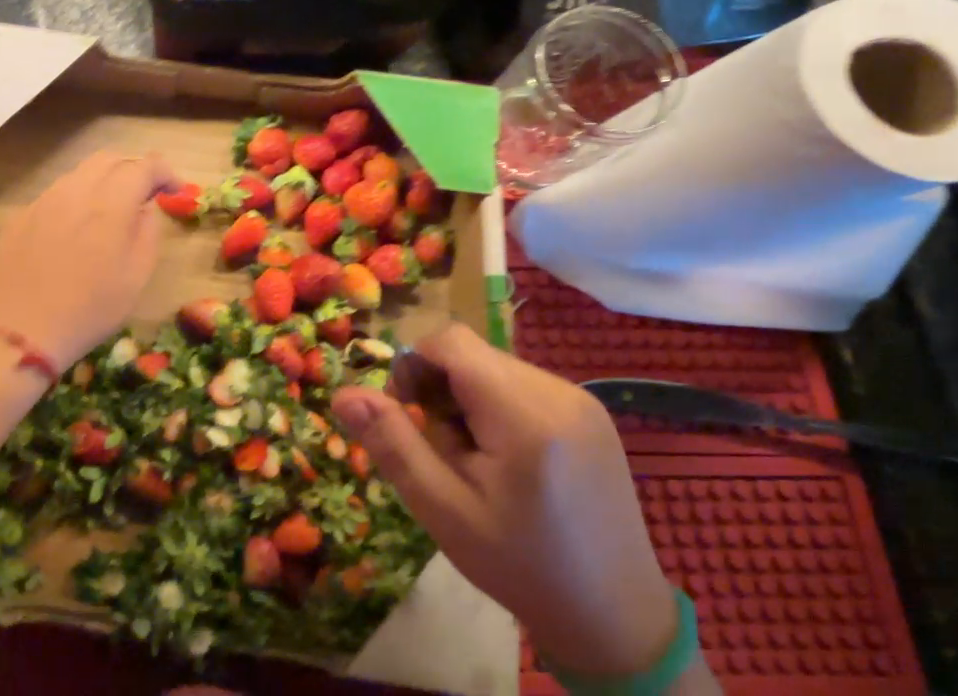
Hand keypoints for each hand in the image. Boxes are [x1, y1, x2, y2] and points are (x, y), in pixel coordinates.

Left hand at [0, 152, 175, 366]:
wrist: (22, 330)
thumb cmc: (89, 310)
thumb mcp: (135, 277)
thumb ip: (147, 232)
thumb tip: (146, 208)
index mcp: (109, 205)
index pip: (143, 166)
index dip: (164, 172)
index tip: (174, 190)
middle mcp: (74, 192)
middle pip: (109, 159)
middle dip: (133, 169)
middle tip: (145, 194)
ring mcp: (43, 201)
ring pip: (79, 173)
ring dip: (103, 182)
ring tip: (111, 211)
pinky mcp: (21, 216)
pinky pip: (56, 195)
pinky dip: (76, 200)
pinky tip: (76, 230)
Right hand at [329, 324, 678, 678]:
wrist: (614, 615)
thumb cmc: (519, 565)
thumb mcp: (443, 509)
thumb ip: (393, 443)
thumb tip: (342, 393)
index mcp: (525, 415)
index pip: (450, 343)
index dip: (414, 368)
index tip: (408, 418)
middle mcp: (560, 392)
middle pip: (472, 355)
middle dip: (441, 390)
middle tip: (443, 452)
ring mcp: (583, 400)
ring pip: (495, 368)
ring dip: (469, 399)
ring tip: (477, 462)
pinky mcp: (593, 413)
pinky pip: (524, 384)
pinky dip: (499, 407)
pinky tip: (508, 461)